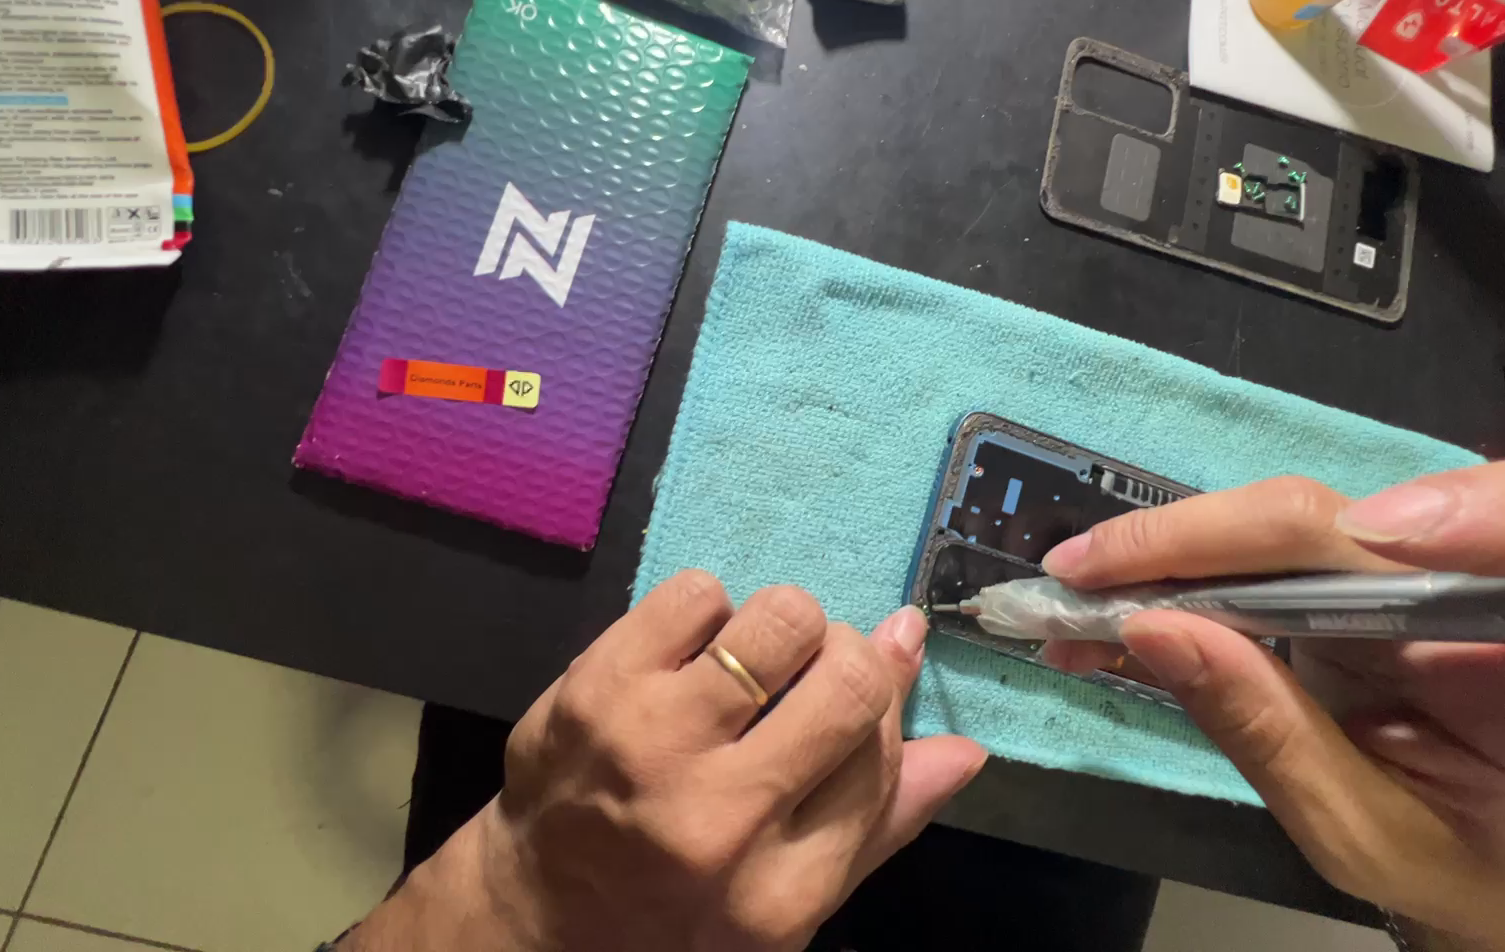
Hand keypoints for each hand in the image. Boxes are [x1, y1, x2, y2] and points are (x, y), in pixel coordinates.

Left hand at [344, 571, 985, 951]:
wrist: (536, 913)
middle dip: (842, 653)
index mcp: (783, 885)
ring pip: (778, 618)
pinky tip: (690, 650)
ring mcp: (651, 740)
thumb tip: (967, 748)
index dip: (882, 697)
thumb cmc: (679, 912)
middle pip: (845, 676)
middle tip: (805, 670)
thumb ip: (880, 820)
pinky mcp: (597, 682)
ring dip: (780, 625)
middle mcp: (721, 814)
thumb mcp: (790, 903)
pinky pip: (700, 591)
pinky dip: (711, 605)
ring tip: (746, 661)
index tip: (861, 680)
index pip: (883, 745)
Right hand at [1041, 464, 1504, 951]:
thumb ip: (1277, 739)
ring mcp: (1410, 565)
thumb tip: (1154, 629)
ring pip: (1279, 519)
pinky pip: (1242, 549)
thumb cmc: (1470, 864)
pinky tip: (1096, 606)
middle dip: (1211, 536)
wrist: (1475, 861)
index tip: (1374, 536)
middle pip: (1361, 520)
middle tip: (1090, 570)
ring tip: (1072, 588)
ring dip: (1163, 548)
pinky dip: (1161, 573)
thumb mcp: (1376, 837)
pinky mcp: (1336, 567)